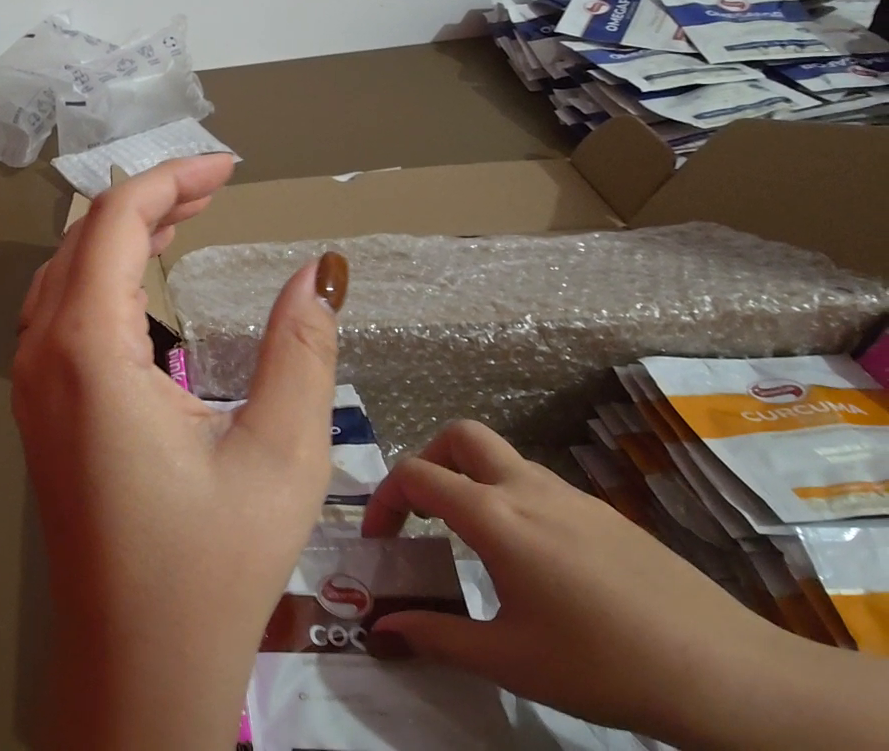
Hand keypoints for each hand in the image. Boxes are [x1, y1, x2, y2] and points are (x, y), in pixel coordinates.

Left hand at [12, 155, 345, 750]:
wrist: (134, 656)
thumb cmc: (209, 565)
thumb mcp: (279, 455)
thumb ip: (299, 350)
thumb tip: (314, 272)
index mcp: (86, 351)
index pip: (112, 223)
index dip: (169, 179)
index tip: (227, 165)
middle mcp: (40, 354)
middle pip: (80, 240)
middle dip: (145, 202)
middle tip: (214, 188)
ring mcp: (30, 383)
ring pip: (61, 274)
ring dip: (117, 238)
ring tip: (184, 221)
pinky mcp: (38, 409)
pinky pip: (56, 315)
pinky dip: (97, 280)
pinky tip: (140, 287)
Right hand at [362, 420, 888, 749]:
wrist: (733, 677)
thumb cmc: (603, 665)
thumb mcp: (508, 660)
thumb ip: (435, 636)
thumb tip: (381, 628)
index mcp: (494, 517)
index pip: (415, 475)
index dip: (383, 499)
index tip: (382, 541)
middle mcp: (528, 491)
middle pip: (460, 437)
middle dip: (428, 461)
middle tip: (423, 511)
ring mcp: (575, 498)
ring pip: (504, 459)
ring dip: (472, 481)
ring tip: (472, 540)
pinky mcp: (610, 516)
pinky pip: (542, 487)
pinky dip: (514, 501)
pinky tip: (534, 560)